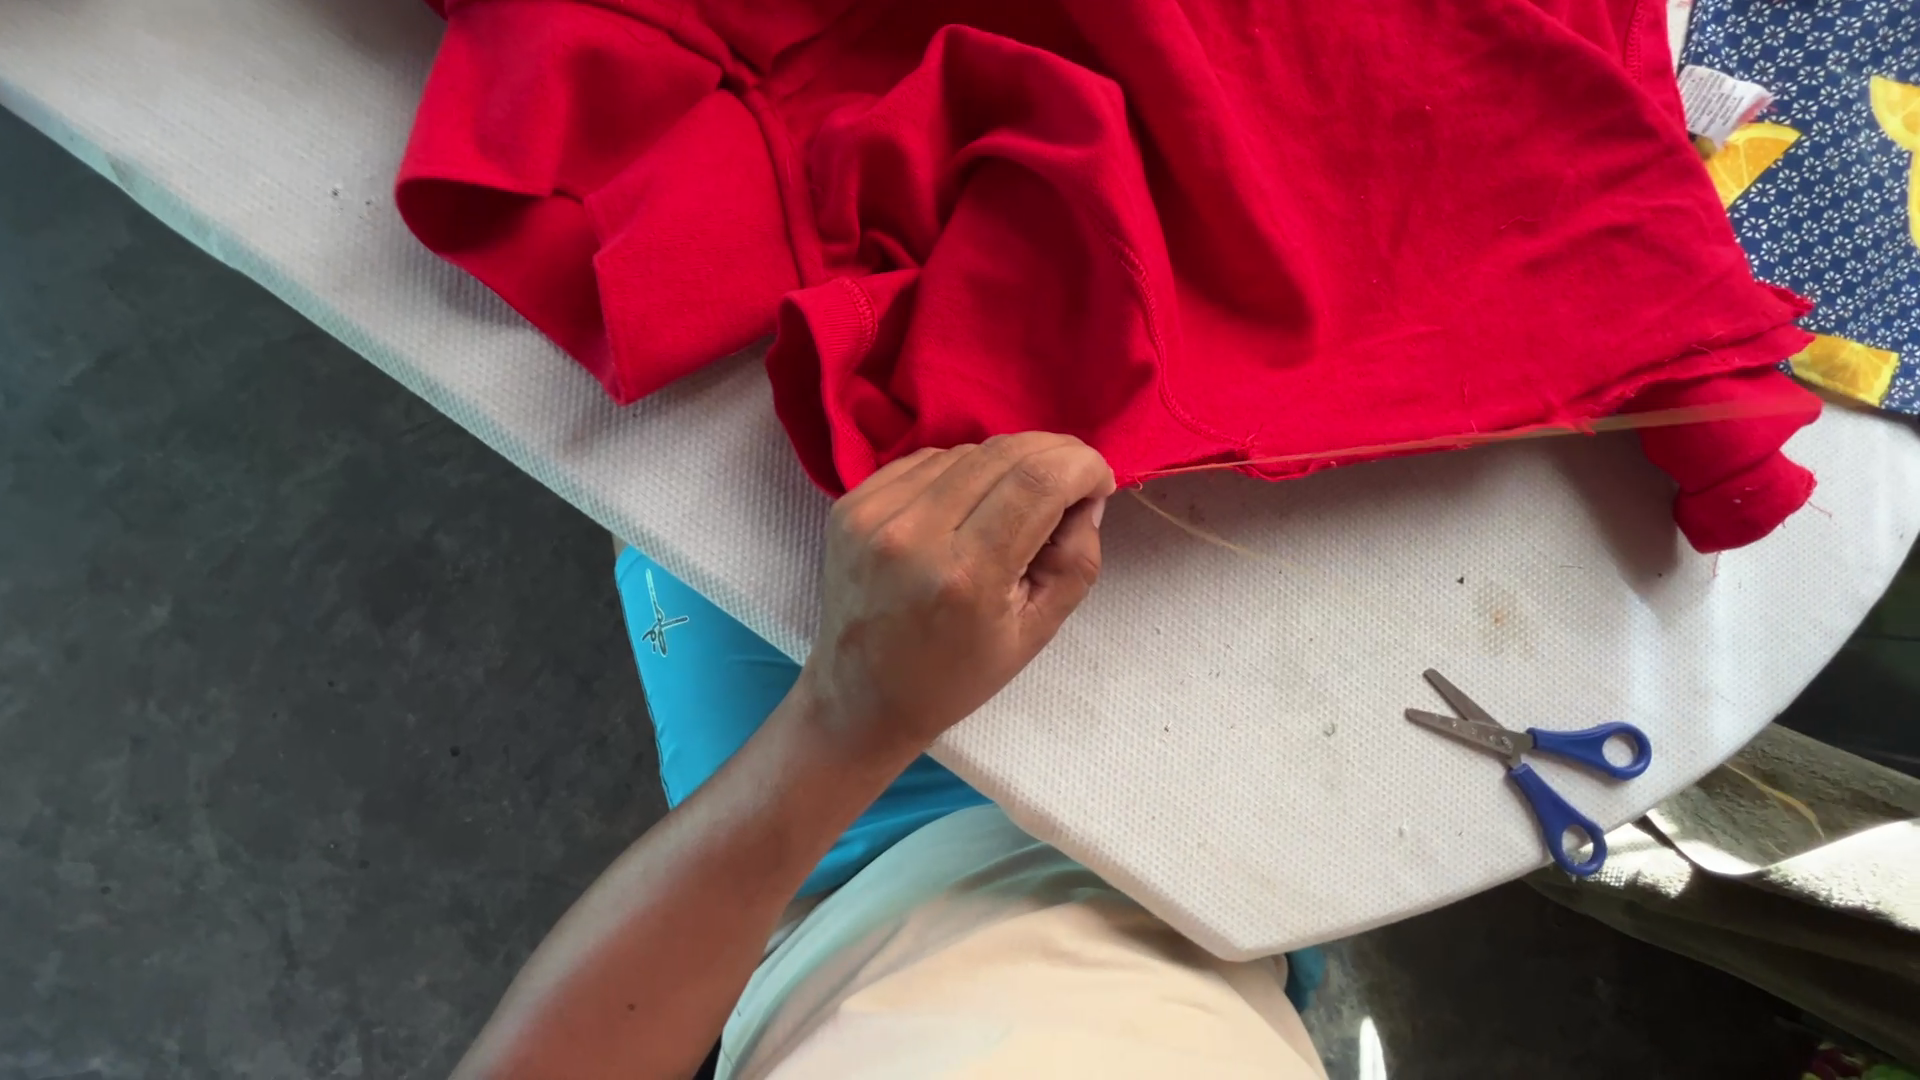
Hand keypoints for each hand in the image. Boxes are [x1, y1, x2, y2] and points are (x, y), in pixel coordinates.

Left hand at [796, 433, 1115, 762]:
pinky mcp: (850, 503)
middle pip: (1004, 452)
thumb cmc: (956, 677)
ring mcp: (874, 513)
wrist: (860, 697)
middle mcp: (914, 532)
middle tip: (1071, 481)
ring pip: (966, 451)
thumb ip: (1076, 560)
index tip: (1099, 482)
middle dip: (1054, 455)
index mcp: (966, 575)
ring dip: (1006, 465)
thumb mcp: (1036, 633)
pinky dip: (960, 472)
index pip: (1040, 479)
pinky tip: (964, 507)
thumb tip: (1085, 496)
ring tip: (1011, 506)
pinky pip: (926, 461)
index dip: (1082, 466)